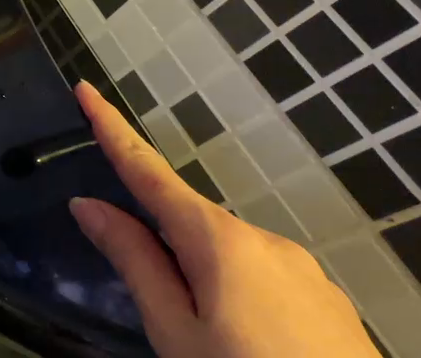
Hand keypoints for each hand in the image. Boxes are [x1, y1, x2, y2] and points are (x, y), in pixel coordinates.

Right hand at [70, 81, 377, 357]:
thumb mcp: (176, 332)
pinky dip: (241, 299)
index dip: (112, 129)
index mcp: (218, 239)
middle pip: (188, 224)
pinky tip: (251, 348)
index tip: (86, 89)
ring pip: (227, 258)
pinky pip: (265, 283)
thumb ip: (134, 262)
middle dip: (161, 246)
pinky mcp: (333, 308)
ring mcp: (307, 274)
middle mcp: (264, 241)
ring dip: (203, 280)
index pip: (148, 171)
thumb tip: (88, 204)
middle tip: (161, 311)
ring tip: (211, 344)